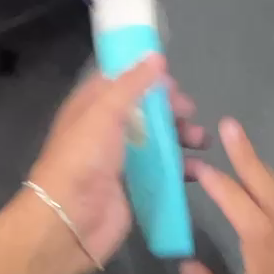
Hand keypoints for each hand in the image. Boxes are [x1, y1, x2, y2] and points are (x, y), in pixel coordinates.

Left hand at [23, 55, 203, 273]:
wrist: (70, 219)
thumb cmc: (84, 156)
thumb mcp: (105, 111)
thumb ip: (132, 84)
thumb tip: (156, 55)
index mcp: (92, 105)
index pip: (122, 82)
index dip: (147, 78)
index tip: (173, 81)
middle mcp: (105, 129)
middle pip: (144, 111)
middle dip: (169, 109)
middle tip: (191, 111)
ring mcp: (120, 160)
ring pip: (156, 140)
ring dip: (179, 137)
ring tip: (202, 140)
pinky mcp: (134, 188)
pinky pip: (162, 172)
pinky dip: (181, 168)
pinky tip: (199, 170)